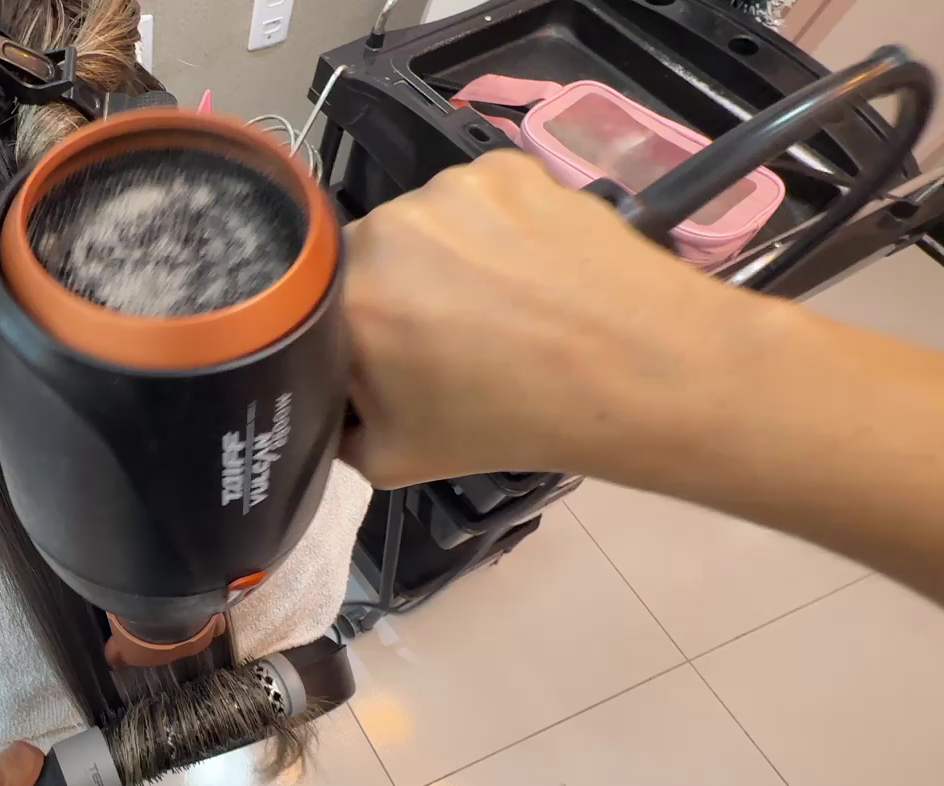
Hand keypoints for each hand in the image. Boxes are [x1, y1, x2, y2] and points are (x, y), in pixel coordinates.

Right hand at [338, 150, 756, 488]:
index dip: (337, 331)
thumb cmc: (508, 422)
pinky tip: (513, 267)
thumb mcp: (387, 460)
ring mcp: (450, 191)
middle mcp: (387, 231)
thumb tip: (329, 407)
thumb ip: (334, 434)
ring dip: (430, 257)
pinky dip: (480, 228)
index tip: (370, 353)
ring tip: (483, 299)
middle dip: (384, 291)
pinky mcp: (505, 167)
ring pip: (413, 225)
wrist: (637, 373)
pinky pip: (467, 199)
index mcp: (347, 303)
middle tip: (430, 331)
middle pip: (359, 258)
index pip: (307, 307)